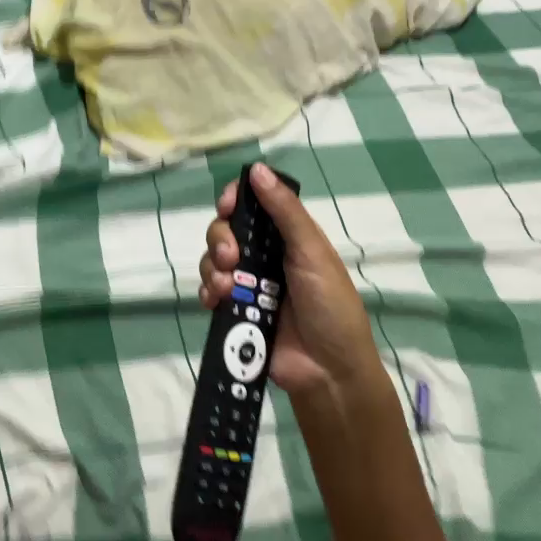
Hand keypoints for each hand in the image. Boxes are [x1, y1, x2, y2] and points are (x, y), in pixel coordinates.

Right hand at [198, 164, 379, 400]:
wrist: (329, 371)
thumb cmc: (331, 306)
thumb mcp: (312, 252)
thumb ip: (285, 211)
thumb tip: (257, 168)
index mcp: (286, 236)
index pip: (252, 204)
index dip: (235, 199)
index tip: (227, 206)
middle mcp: (264, 255)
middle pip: (225, 229)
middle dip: (220, 239)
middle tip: (232, 258)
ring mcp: (248, 283)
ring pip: (212, 259)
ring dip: (213, 268)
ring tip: (228, 289)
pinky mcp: (235, 310)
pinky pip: (210, 290)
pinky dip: (209, 292)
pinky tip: (217, 301)